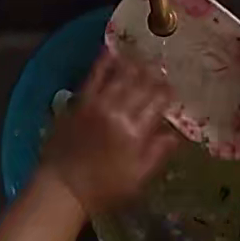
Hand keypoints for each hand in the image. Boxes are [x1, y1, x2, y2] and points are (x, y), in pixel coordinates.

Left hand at [40, 50, 178, 214]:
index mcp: (136, 132)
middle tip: (161, 66)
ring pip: (122, 76)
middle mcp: (120, 112)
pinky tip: (113, 51)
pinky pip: (95, 75)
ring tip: (143, 57)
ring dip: (135, 64)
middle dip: (154, 74)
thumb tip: (177, 134)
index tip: (172, 87)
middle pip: (142, 85)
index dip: (167, 92)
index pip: (158, 102)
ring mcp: (99, 103)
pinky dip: (104, 62)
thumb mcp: (138, 179)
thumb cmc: (103, 188)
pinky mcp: (82, 100)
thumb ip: (158, 153)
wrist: (62, 188)